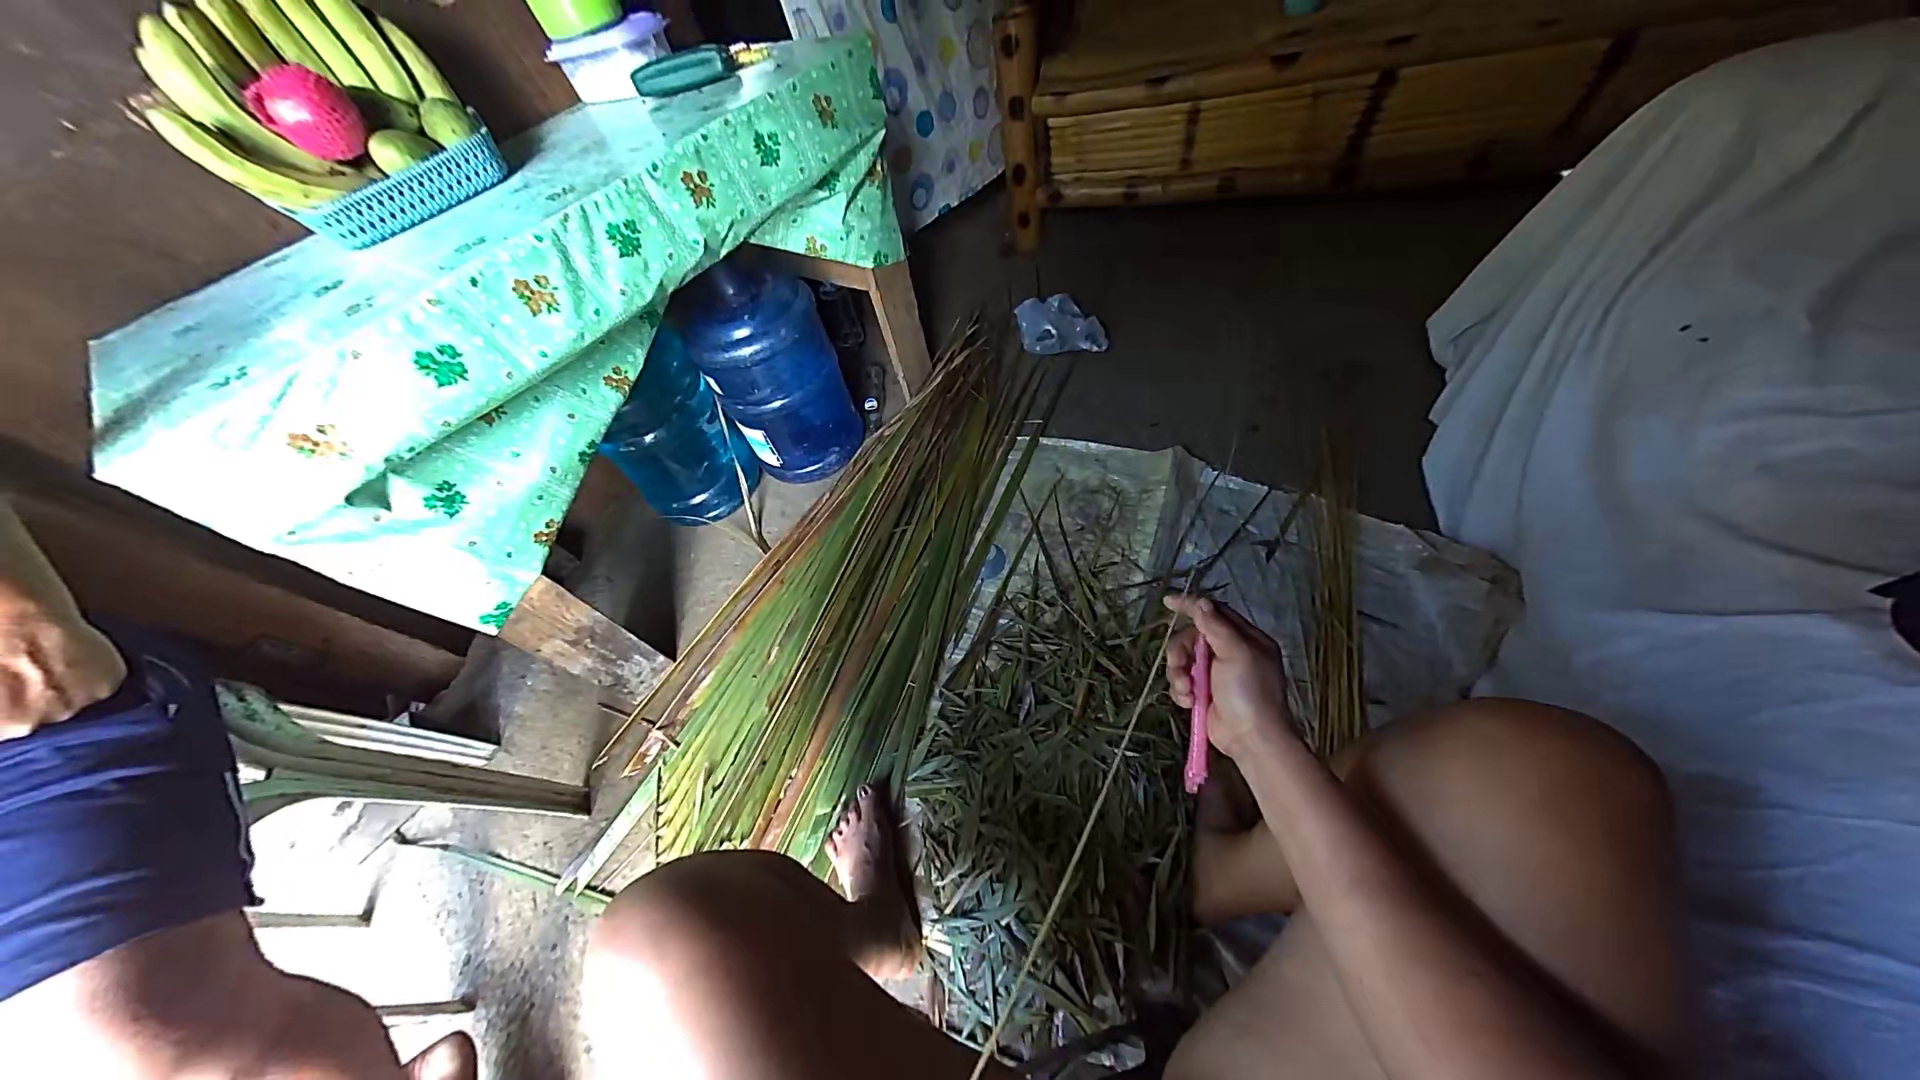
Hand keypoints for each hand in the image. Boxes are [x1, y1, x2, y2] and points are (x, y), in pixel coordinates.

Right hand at [1164, 595, 1293, 759]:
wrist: (1251, 738)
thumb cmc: (1249, 692)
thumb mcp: (1236, 653)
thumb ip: (1216, 626)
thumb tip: (1200, 602)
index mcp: (1245, 639)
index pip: (1214, 613)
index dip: (1191, 606)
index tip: (1168, 602)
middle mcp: (1230, 653)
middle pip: (1192, 638)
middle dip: (1181, 652)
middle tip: (1181, 666)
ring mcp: (1216, 674)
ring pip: (1183, 660)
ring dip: (1179, 674)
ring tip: (1187, 691)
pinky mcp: (1203, 692)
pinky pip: (1182, 681)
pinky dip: (1181, 690)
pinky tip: (1188, 701)